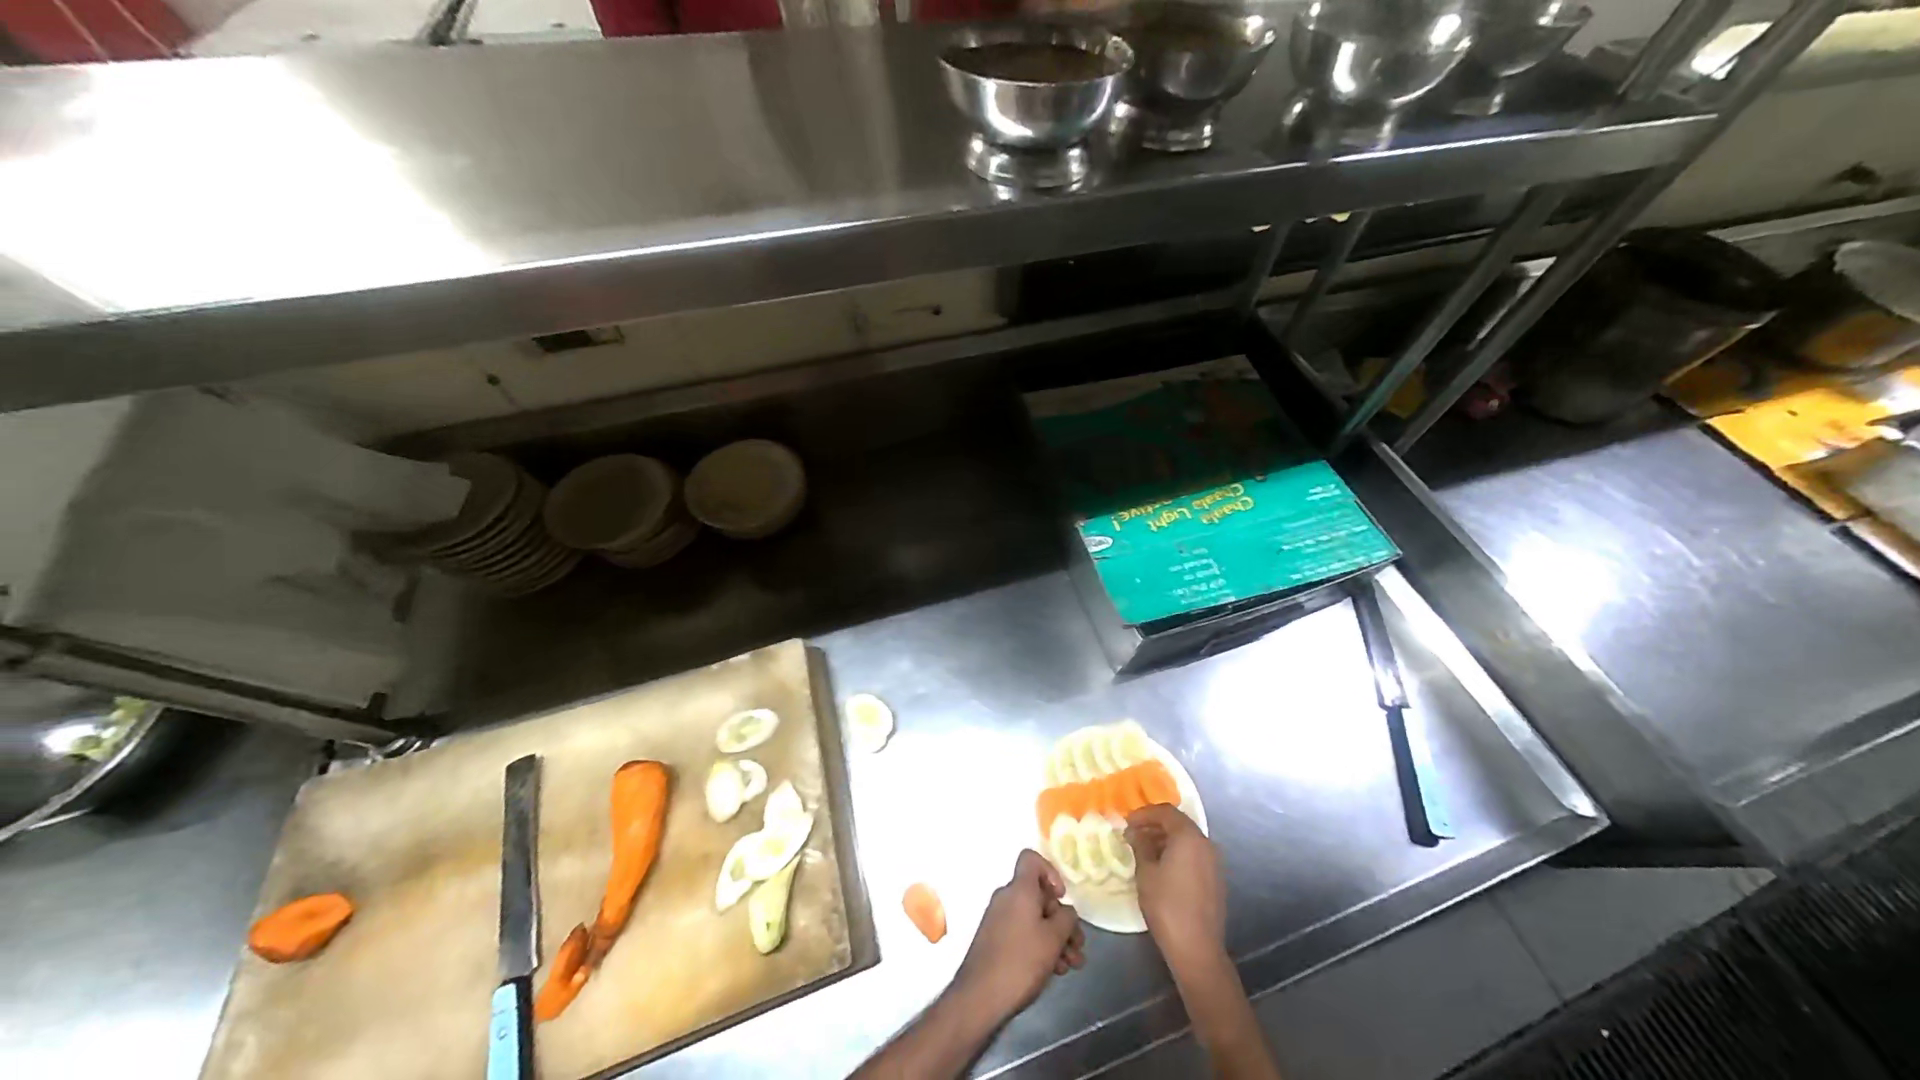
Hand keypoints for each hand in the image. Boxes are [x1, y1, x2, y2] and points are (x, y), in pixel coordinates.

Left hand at [952, 850, 1085, 1020]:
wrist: (980, 996)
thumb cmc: (1021, 960)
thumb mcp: (1053, 938)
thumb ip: (1066, 918)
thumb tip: (1065, 912)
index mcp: (1018, 889)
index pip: (1031, 860)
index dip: (1050, 872)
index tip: (1061, 896)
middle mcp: (1006, 899)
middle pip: (1039, 895)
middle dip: (1062, 919)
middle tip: (1078, 944)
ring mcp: (999, 920)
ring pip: (1034, 919)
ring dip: (1056, 938)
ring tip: (1072, 964)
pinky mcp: (996, 940)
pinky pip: (1023, 933)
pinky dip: (1041, 946)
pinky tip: (1056, 970)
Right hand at [1126, 804, 1225, 974]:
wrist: (1197, 947)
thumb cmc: (1166, 905)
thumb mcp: (1146, 872)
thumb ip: (1141, 846)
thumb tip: (1136, 833)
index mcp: (1189, 837)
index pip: (1166, 812)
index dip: (1144, 814)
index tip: (1127, 822)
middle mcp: (1206, 844)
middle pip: (1179, 824)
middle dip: (1154, 825)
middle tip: (1133, 835)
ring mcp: (1214, 862)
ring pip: (1187, 840)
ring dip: (1165, 840)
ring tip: (1144, 850)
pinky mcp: (1216, 879)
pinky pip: (1194, 855)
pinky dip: (1177, 853)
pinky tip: (1162, 867)